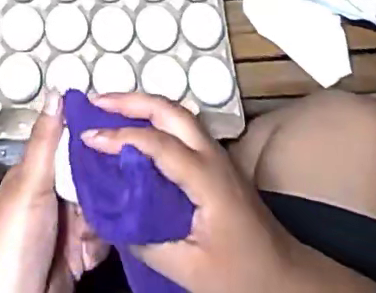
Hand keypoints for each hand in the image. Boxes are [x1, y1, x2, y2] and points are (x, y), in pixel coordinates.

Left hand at [0, 91, 109, 292]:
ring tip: (88, 234)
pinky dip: (101, 245)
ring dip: (102, 220)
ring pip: (103, 205)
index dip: (93, 136)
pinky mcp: (78, 253)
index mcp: (37, 171)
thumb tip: (57, 88)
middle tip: (113, 191)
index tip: (120, 130)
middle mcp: (53, 193)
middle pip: (92, 174)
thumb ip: (47, 140)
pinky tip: (90, 254)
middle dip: (104, 185)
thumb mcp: (30, 184)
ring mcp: (66, 224)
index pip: (71, 142)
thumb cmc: (15, 239)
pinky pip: (104, 236)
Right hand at [79, 93, 305, 292]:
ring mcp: (217, 154)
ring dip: (144, 105)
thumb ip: (147, 242)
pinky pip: (182, 128)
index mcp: (206, 177)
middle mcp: (212, 154)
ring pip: (177, 113)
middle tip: (96, 101)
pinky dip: (155, 119)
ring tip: (110, 108)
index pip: (157, 144)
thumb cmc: (243, 274)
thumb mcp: (191, 269)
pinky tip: (137, 130)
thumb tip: (108, 219)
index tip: (88, 135)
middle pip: (170, 110)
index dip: (120, 136)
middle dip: (132, 100)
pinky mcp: (217, 162)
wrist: (288, 277)